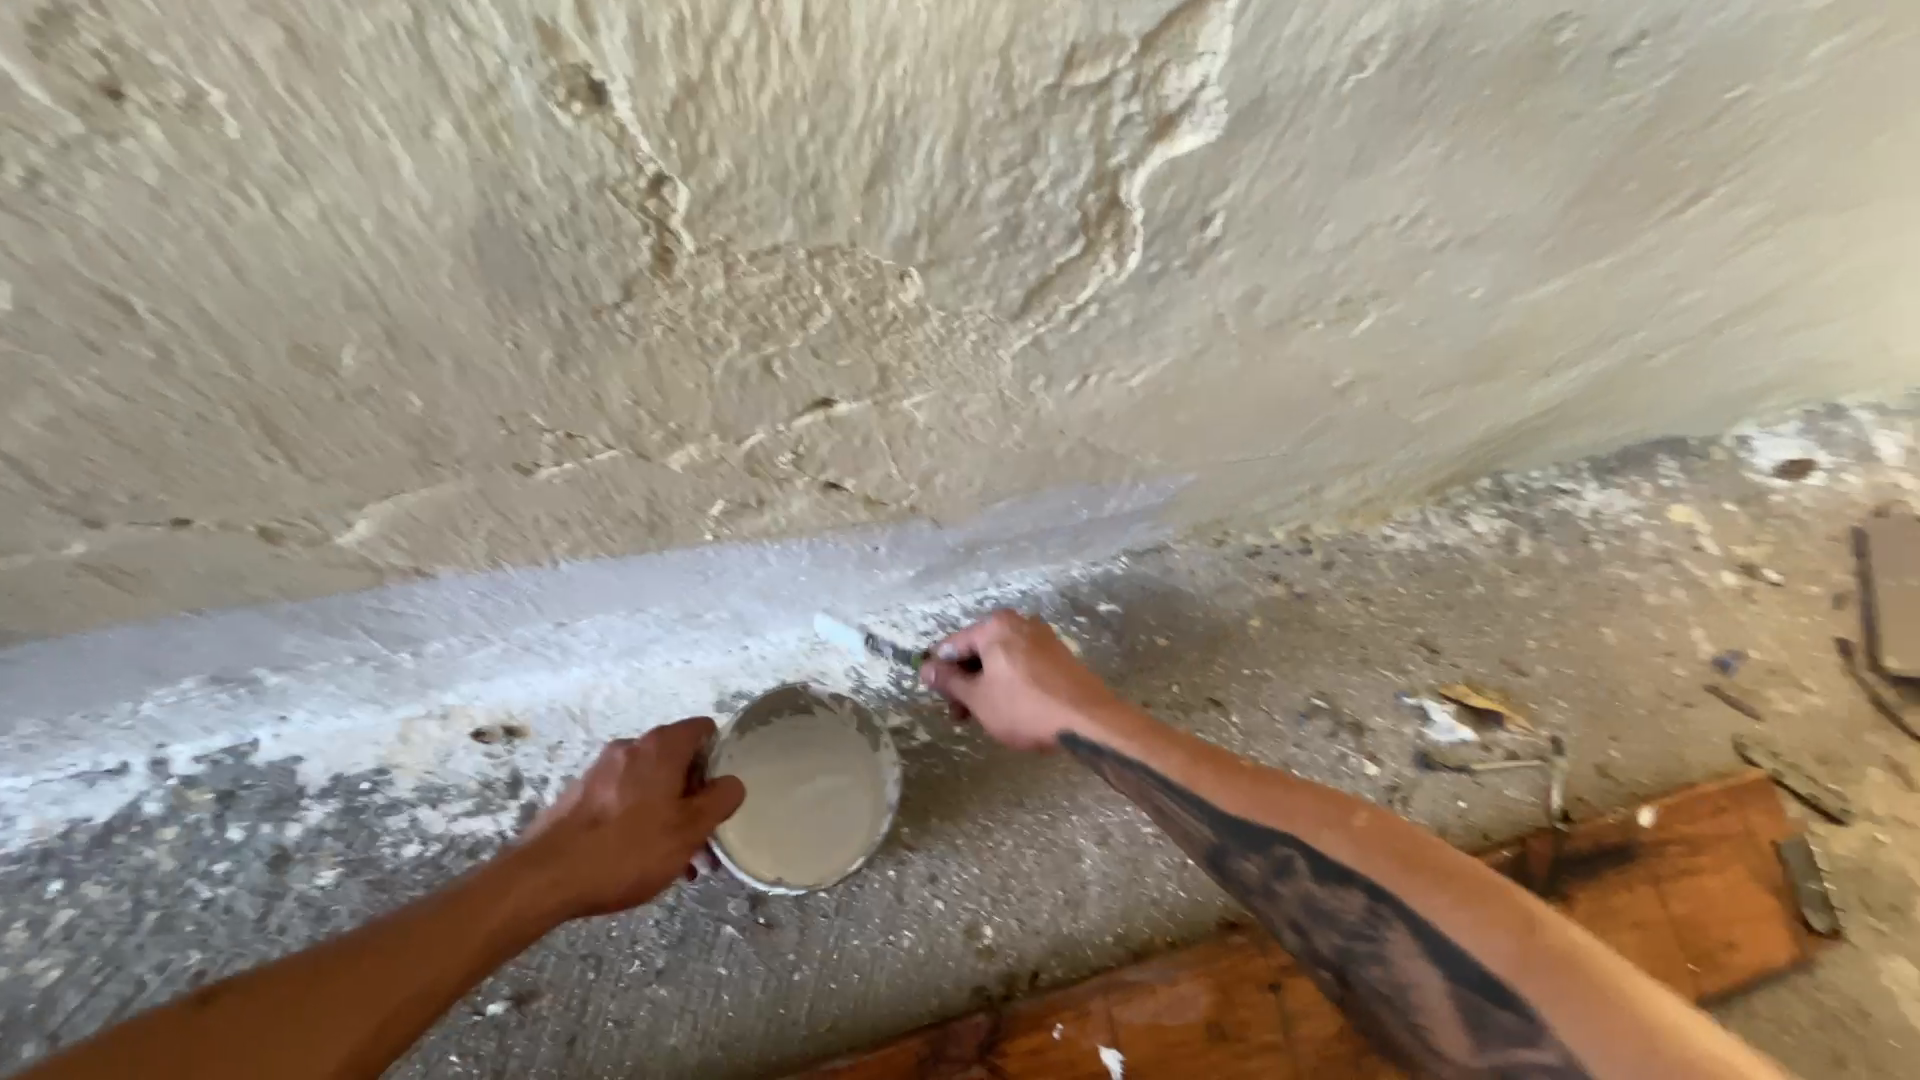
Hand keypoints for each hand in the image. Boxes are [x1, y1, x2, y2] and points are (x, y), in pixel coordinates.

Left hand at [517, 718, 746, 921]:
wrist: (544, 880)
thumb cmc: (628, 849)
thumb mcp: (689, 829)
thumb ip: (720, 800)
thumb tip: (732, 782)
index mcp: (660, 747)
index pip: (703, 729)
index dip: (720, 754)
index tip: (724, 789)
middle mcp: (630, 749)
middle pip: (677, 760)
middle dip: (696, 795)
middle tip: (706, 834)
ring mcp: (601, 772)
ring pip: (651, 785)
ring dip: (670, 813)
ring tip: (680, 861)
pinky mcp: (579, 797)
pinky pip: (624, 800)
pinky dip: (641, 820)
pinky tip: (643, 860)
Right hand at [918, 609, 1125, 750]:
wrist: (1087, 721)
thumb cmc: (1024, 707)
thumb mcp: (978, 697)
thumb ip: (949, 681)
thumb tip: (926, 667)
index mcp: (995, 626)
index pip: (953, 645)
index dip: (941, 673)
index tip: (940, 700)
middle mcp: (1020, 623)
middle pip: (978, 651)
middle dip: (966, 682)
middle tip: (961, 716)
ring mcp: (1043, 638)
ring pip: (1000, 660)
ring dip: (986, 686)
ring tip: (984, 718)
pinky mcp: (1059, 656)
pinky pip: (1022, 665)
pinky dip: (1009, 683)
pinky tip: (1010, 709)